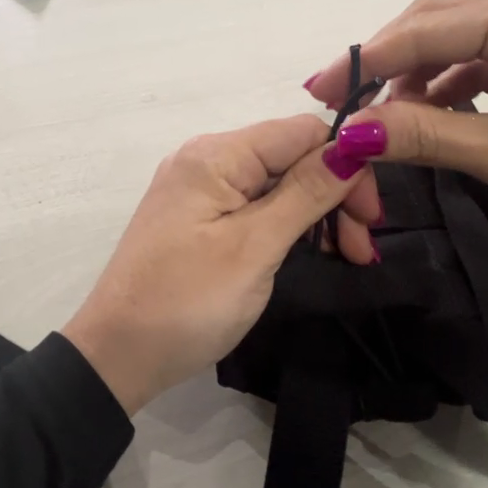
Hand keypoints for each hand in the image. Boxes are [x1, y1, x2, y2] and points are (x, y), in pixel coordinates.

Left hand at [62, 116, 380, 413]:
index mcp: (216, 155)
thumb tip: (355, 144)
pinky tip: (309, 252)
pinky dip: (287, 226)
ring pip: (277, 184)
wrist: (117, 356)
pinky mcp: (197, 219)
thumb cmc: (187, 302)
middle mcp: (205, 159)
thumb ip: (306, 193)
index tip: (371, 219)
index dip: (347, 164)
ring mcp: (198, 190)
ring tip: (344, 258)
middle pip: (291, 157)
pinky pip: (254, 206)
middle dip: (334, 195)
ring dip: (316, 215)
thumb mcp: (254, 248)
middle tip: (361, 252)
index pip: (302, 132)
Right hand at [303, 0, 487, 269]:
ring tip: (388, 123)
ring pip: (469, 43)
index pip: (427, 27)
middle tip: (342, 106)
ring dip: (424, 79)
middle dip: (390, 63)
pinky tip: (438, 119)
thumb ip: (424, 135)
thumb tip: (346, 133)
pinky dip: (460, 89)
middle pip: (445, 23)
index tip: (314, 94)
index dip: (365, 60)